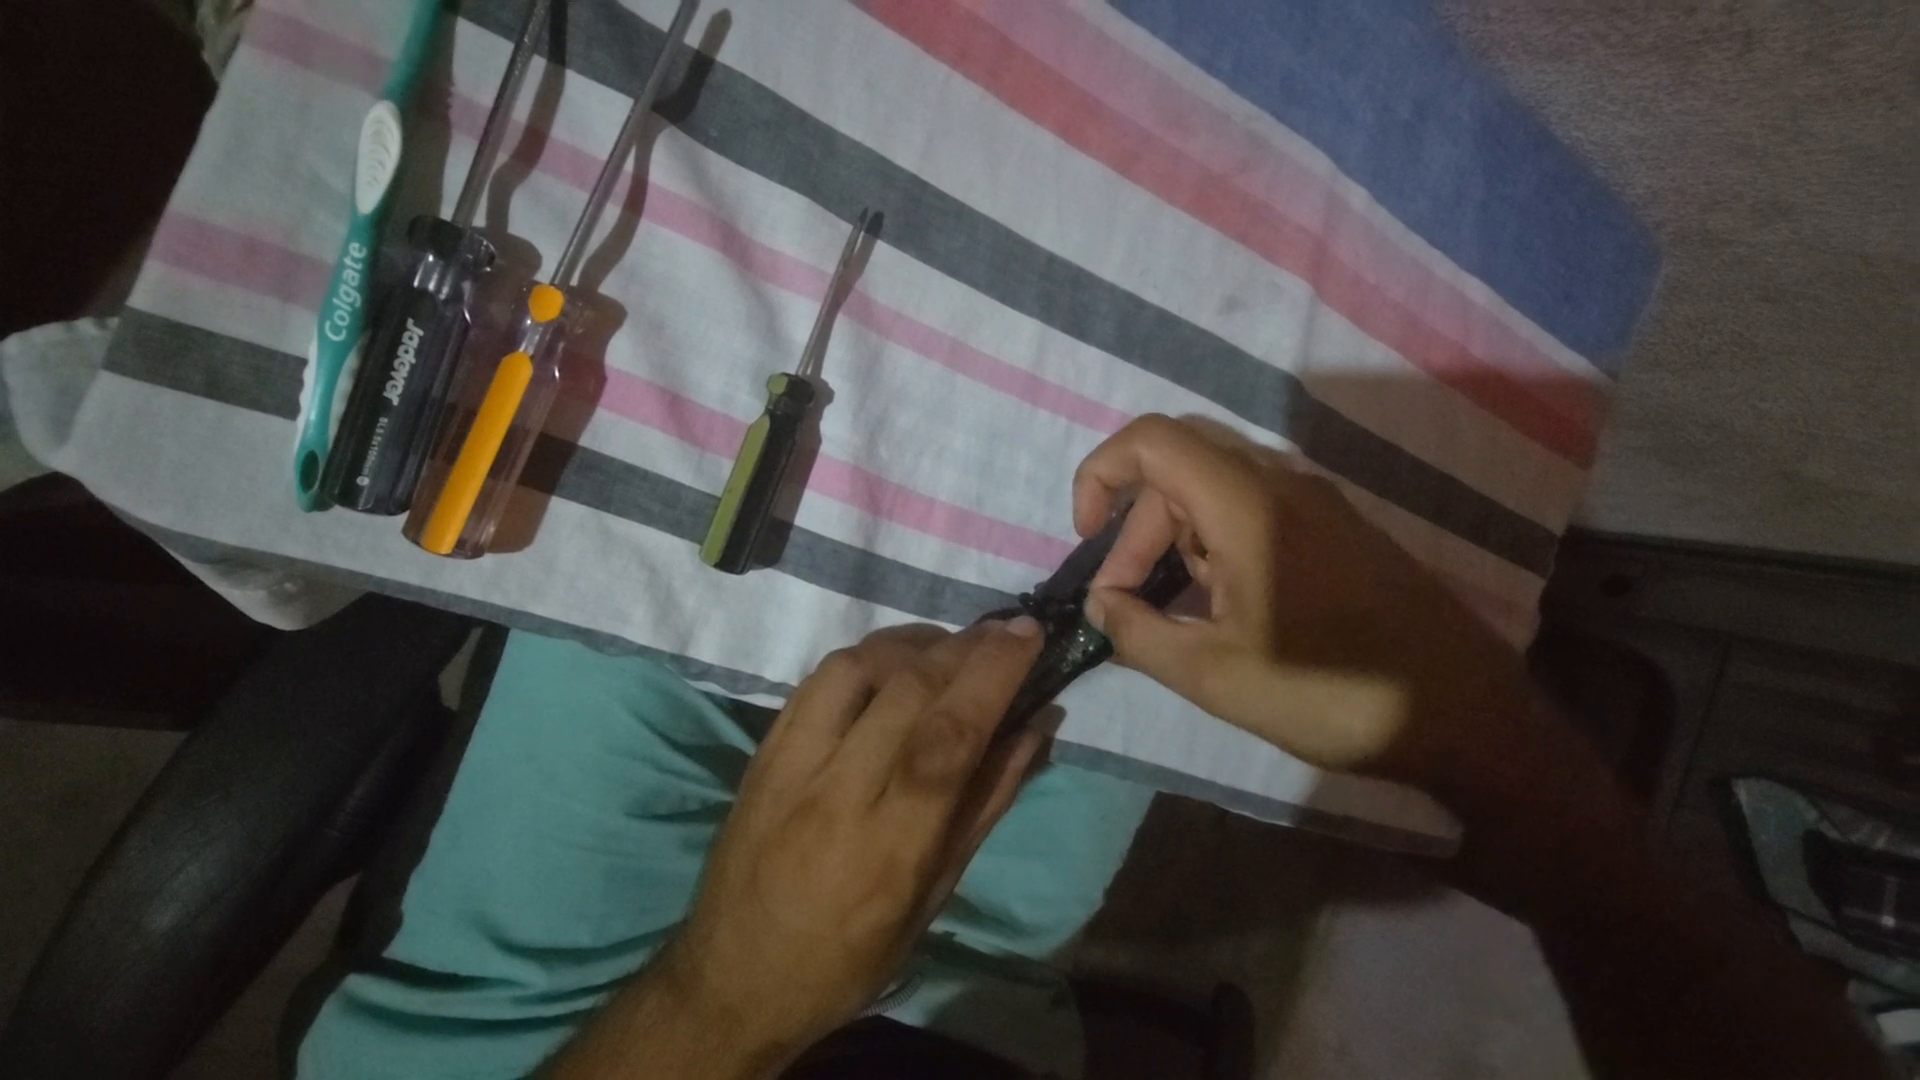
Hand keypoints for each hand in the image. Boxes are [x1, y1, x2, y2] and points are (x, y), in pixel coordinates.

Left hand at [657, 619, 1046, 1061]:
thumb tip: (1037, 726)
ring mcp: (791, 764)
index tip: (1028, 634)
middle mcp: (837, 792)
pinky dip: (869, 654)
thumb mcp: (935, 895)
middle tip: (1004, 629)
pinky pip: (819, 679)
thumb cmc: (852, 955)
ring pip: (858, 667)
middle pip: (909, 689)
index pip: (950, 735)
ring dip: (915, 642)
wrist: (734, 979)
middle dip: (967, 646)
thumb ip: (987, 801)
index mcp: (890, 845)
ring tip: (952, 646)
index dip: (994, 674)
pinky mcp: (764, 749)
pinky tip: (895, 662)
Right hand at [1074, 414, 1533, 787]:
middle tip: (1124, 596)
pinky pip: (1254, 507)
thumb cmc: (1328, 694)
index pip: (1151, 440)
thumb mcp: (1211, 676)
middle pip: (1179, 463)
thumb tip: (1100, 605)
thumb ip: (1136, 633)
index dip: (1100, 474)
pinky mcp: (1337, 529)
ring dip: (1175, 536)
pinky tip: (1224, 604)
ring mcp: (1316, 503)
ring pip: (1215, 486)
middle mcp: (1282, 483)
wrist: (1465, 717)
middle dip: (1136, 524)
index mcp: (1247, 505)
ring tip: (1174, 609)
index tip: (1087, 538)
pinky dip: (1214, 541)